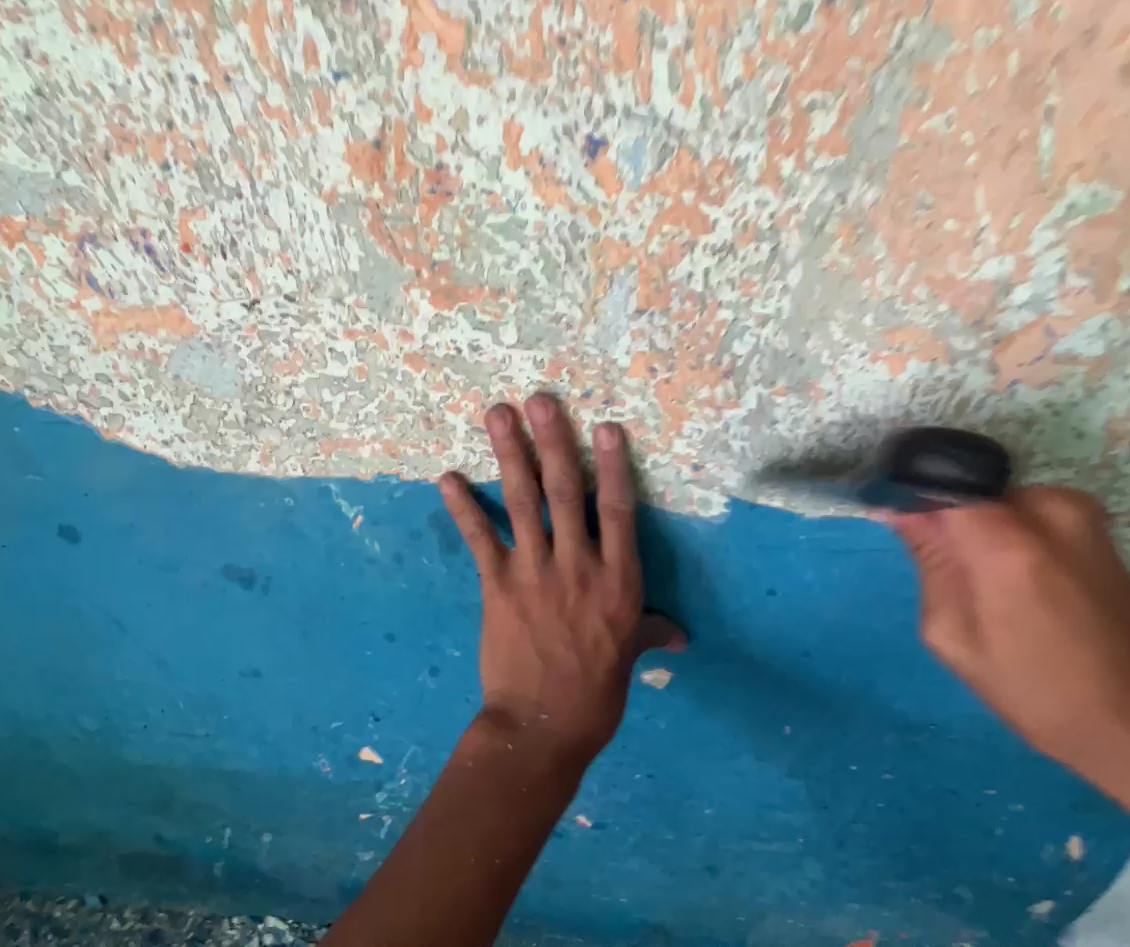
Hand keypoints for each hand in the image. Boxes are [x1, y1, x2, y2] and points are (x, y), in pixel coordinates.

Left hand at [439, 395, 685, 766]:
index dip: (613, 466)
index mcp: (618, 580)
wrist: (542, 728)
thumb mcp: (630, 657)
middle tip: (539, 400)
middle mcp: (578, 566)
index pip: (618, 511)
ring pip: (523, 502)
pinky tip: (448, 478)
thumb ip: (652, 633)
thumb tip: (682, 637)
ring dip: (509, 455)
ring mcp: (535, 573)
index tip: (605, 426)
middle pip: (566, 491)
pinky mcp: (497, 587)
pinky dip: (463, 507)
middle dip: (552, 441)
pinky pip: (480, 539)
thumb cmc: (595, 694)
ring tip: (497, 414)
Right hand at [885, 485, 1129, 777]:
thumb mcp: (955, 636)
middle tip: (949, 575)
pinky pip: (1027, 510)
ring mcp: (1078, 509)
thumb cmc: (1039, 692)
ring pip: (996, 500)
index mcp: (1007, 544)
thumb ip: (929, 561)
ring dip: (982, 530)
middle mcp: (1046, 509)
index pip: (935, 484)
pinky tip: (1023, 583)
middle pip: (967, 491)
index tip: (895, 525)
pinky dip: (1013, 535)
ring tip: (992, 587)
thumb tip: (899, 510)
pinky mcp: (1096, 520)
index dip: (910, 500)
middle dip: (948, 522)